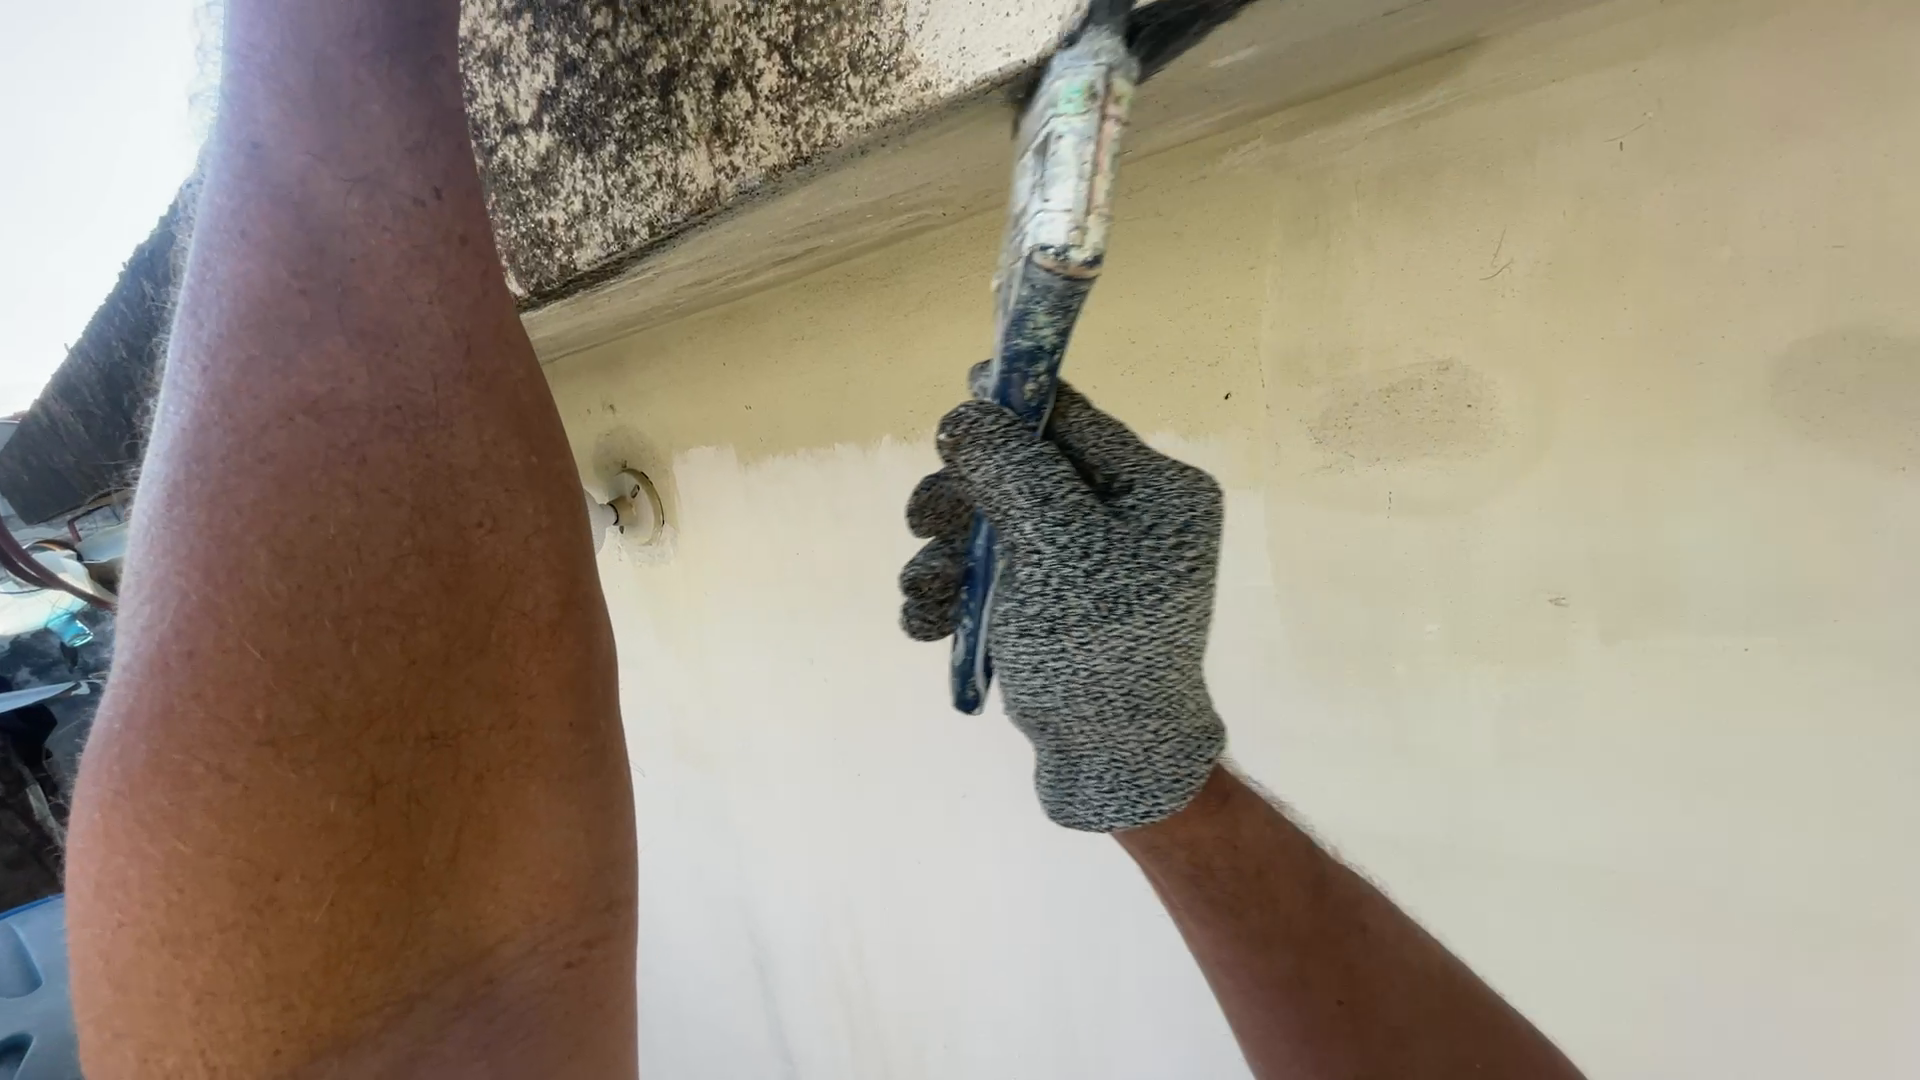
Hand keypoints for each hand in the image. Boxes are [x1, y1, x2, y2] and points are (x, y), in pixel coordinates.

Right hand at [900, 384, 1227, 831]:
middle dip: (963, 499)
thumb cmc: (1099, 646)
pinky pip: (992, 575)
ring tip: (920, 591)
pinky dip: (953, 592)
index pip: (1073, 422)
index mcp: (1151, 490)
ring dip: (944, 555)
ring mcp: (1081, 564)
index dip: (1014, 404)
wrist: (1108, 760)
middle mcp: (1119, 519)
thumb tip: (966, 413)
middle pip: (1021, 474)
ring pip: (994, 527)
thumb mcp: (1059, 545)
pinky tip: (925, 620)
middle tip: (923, 521)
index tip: (962, 395)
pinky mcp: (1048, 603)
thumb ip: (1014, 470)